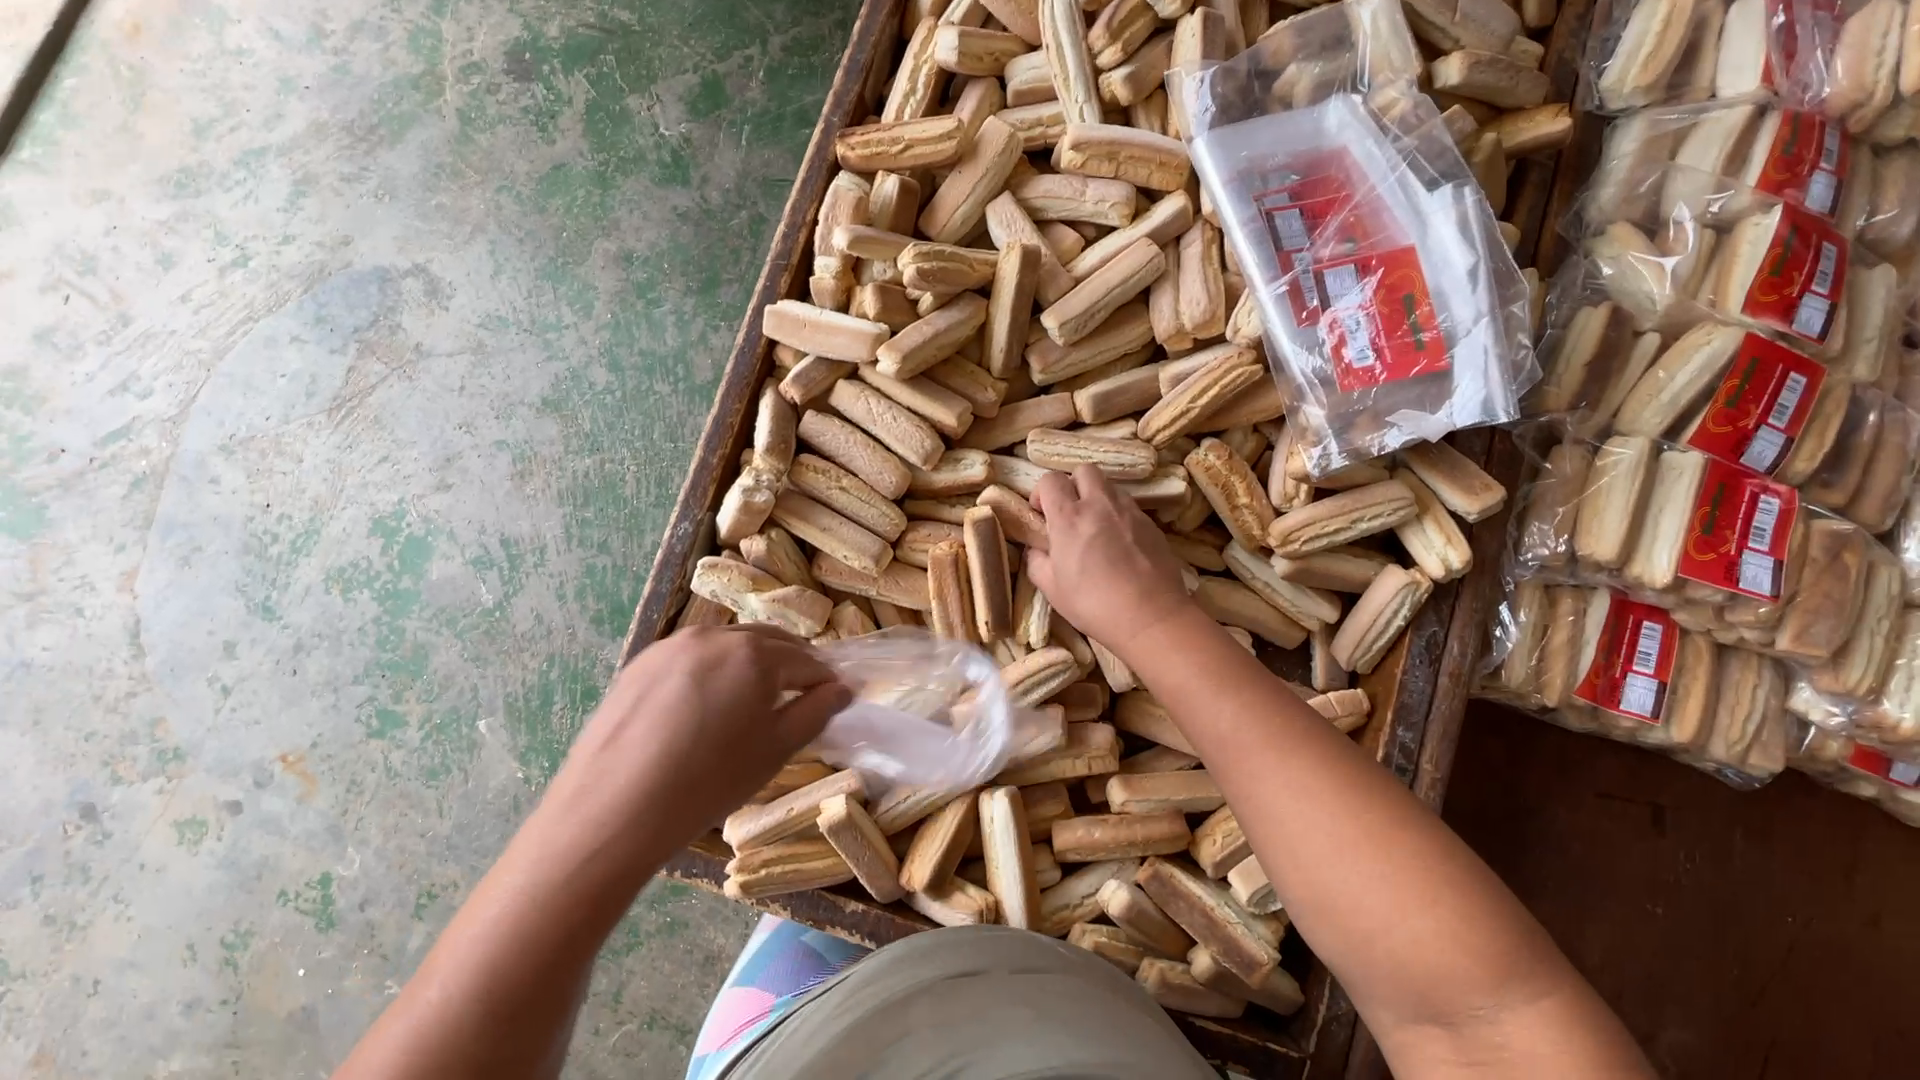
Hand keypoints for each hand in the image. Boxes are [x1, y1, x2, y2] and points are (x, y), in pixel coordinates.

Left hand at [537, 624, 851, 860]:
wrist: (612, 809)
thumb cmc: (707, 783)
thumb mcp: (774, 751)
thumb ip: (813, 713)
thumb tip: (841, 690)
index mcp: (755, 653)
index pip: (806, 660)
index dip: (824, 682)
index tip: (832, 701)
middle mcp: (715, 635)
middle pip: (767, 641)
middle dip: (790, 665)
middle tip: (798, 699)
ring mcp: (672, 645)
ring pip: (727, 645)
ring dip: (749, 665)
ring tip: (751, 704)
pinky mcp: (641, 662)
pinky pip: (692, 657)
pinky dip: (712, 671)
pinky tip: (706, 707)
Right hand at [1027, 465, 1199, 658]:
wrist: (1150, 616)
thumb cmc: (1093, 604)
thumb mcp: (1051, 589)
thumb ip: (1037, 561)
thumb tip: (1037, 548)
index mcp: (1069, 517)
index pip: (1050, 480)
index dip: (1041, 493)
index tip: (1042, 515)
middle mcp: (1099, 504)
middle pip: (1084, 471)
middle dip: (1072, 485)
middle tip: (1070, 513)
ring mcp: (1129, 512)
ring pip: (1110, 486)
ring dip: (1097, 499)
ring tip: (1096, 528)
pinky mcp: (1152, 524)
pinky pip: (1130, 507)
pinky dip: (1119, 516)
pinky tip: (1120, 544)